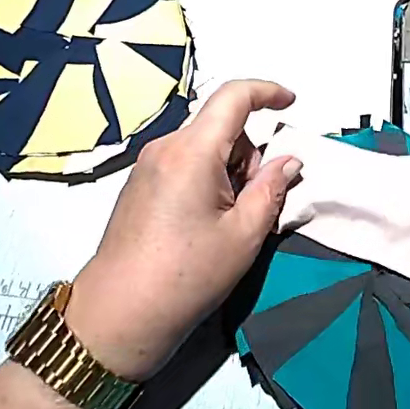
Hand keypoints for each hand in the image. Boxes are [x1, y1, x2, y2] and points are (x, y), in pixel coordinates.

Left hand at [66, 80, 301, 380]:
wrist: (119, 316)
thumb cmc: (187, 275)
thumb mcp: (245, 233)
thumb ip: (272, 188)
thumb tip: (288, 160)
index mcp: (192, 152)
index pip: (234, 97)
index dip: (267, 92)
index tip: (291, 103)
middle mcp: (165, 149)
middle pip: (221, 127)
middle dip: (251, 153)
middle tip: (257, 201)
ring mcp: (148, 167)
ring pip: (205, 147)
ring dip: (230, 169)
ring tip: (232, 220)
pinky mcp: (140, 186)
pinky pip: (186, 164)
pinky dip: (209, 179)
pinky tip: (209, 221)